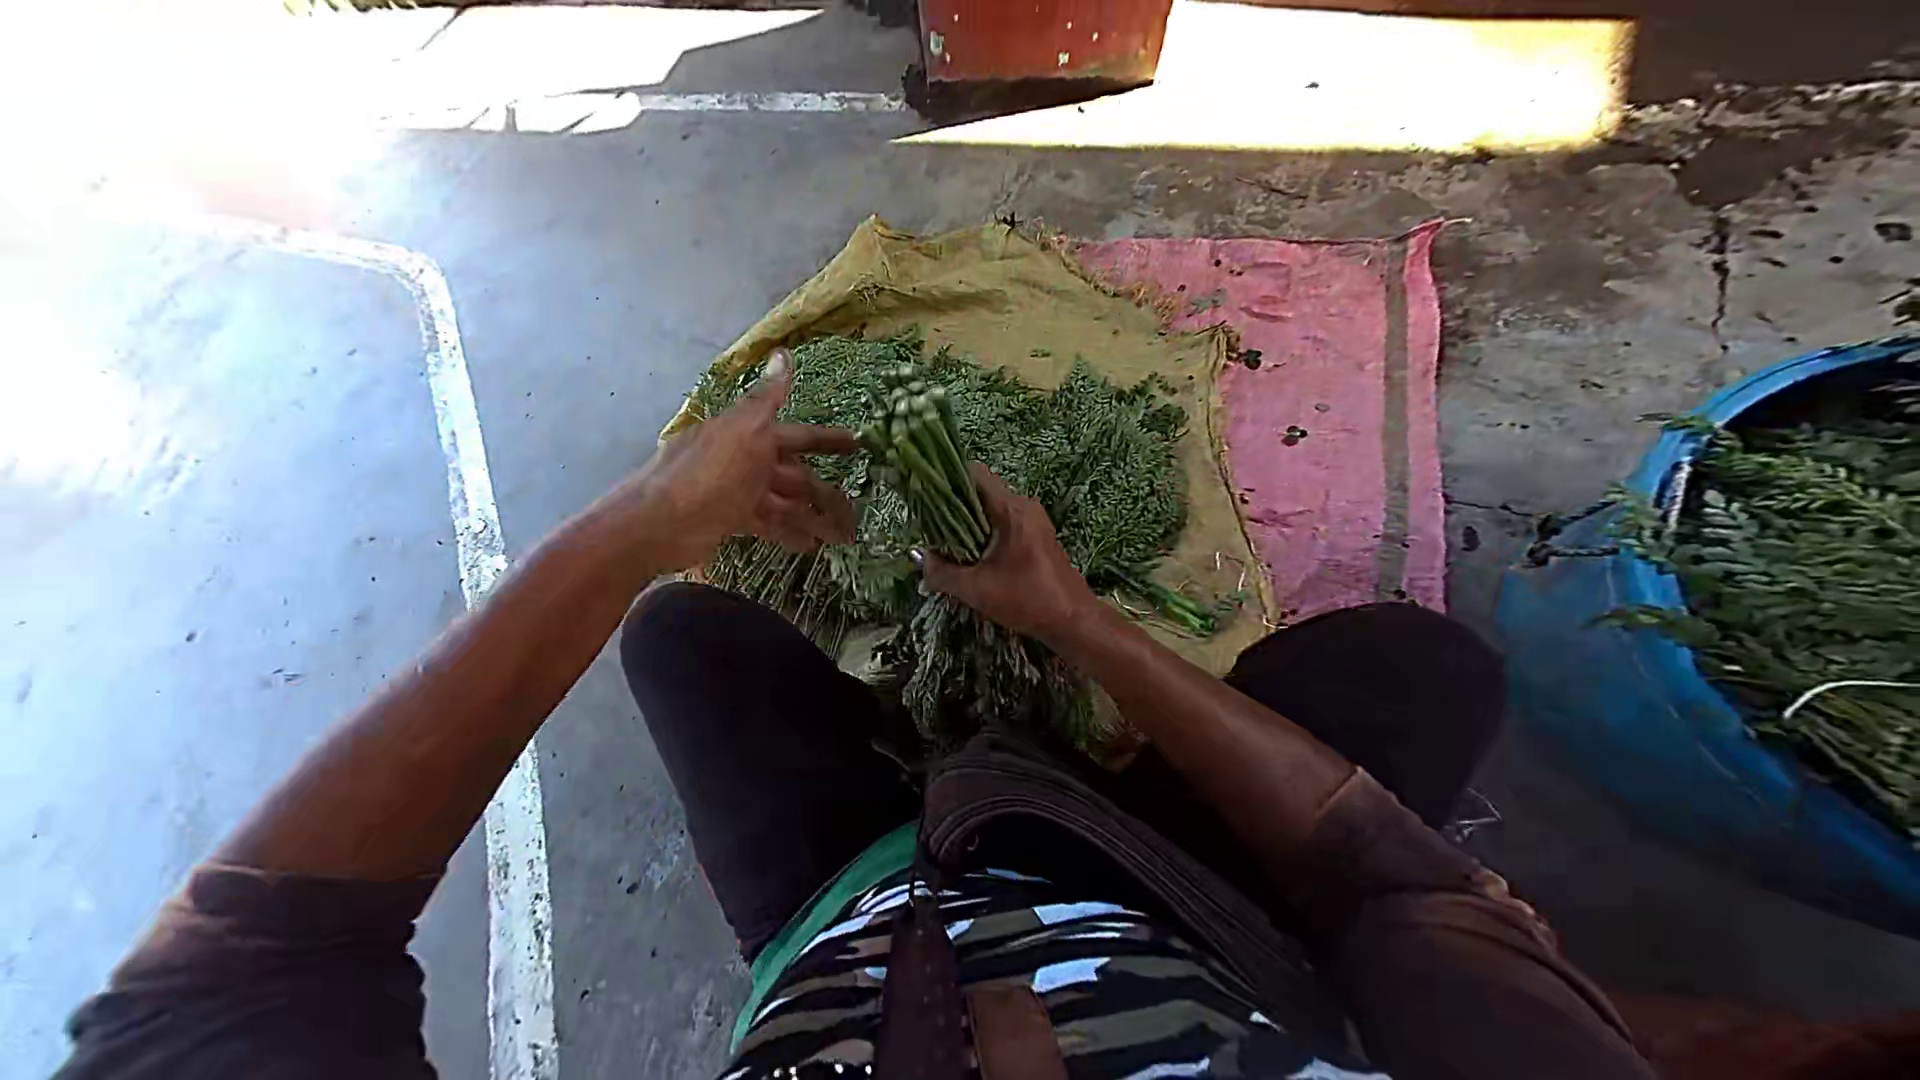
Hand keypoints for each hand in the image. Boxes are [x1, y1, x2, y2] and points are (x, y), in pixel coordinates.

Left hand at [617, 350, 857, 570]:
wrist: (657, 524)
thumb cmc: (707, 475)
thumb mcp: (743, 432)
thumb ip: (767, 398)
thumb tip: (784, 353)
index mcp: (752, 435)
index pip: (799, 436)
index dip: (828, 440)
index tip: (859, 445)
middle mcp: (747, 460)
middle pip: (797, 476)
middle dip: (826, 494)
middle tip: (857, 515)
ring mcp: (739, 492)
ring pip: (786, 503)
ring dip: (813, 519)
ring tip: (842, 539)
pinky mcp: (731, 519)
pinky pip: (769, 524)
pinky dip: (789, 533)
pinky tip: (810, 547)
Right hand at [919, 463, 1100, 641]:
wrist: (1073, 621)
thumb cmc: (1027, 600)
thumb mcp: (977, 590)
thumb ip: (943, 572)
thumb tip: (920, 558)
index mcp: (1011, 509)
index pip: (974, 473)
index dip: (945, 479)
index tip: (923, 495)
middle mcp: (1023, 506)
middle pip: (980, 489)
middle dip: (952, 503)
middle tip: (927, 523)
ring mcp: (1032, 519)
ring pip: (990, 506)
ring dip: (967, 519)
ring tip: (943, 539)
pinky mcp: (1035, 535)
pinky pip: (1002, 520)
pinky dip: (982, 530)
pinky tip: (967, 551)